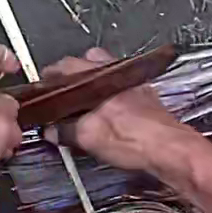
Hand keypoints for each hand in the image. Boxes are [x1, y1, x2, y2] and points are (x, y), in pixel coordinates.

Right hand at [41, 48, 201, 175]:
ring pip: (105, 76)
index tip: (42, 86)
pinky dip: (109, 97)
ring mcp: (134, 84)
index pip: (66, 66)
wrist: (168, 149)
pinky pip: (121, 89)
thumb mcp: (87, 137)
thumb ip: (65, 130)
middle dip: (72, 76)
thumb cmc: (134, 139)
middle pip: (87, 64)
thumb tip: (52, 131)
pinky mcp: (146, 98)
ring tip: (83, 106)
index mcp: (98, 77)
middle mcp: (117, 74)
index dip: (50, 76)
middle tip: (62, 94)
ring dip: (92, 86)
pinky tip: (108, 115)